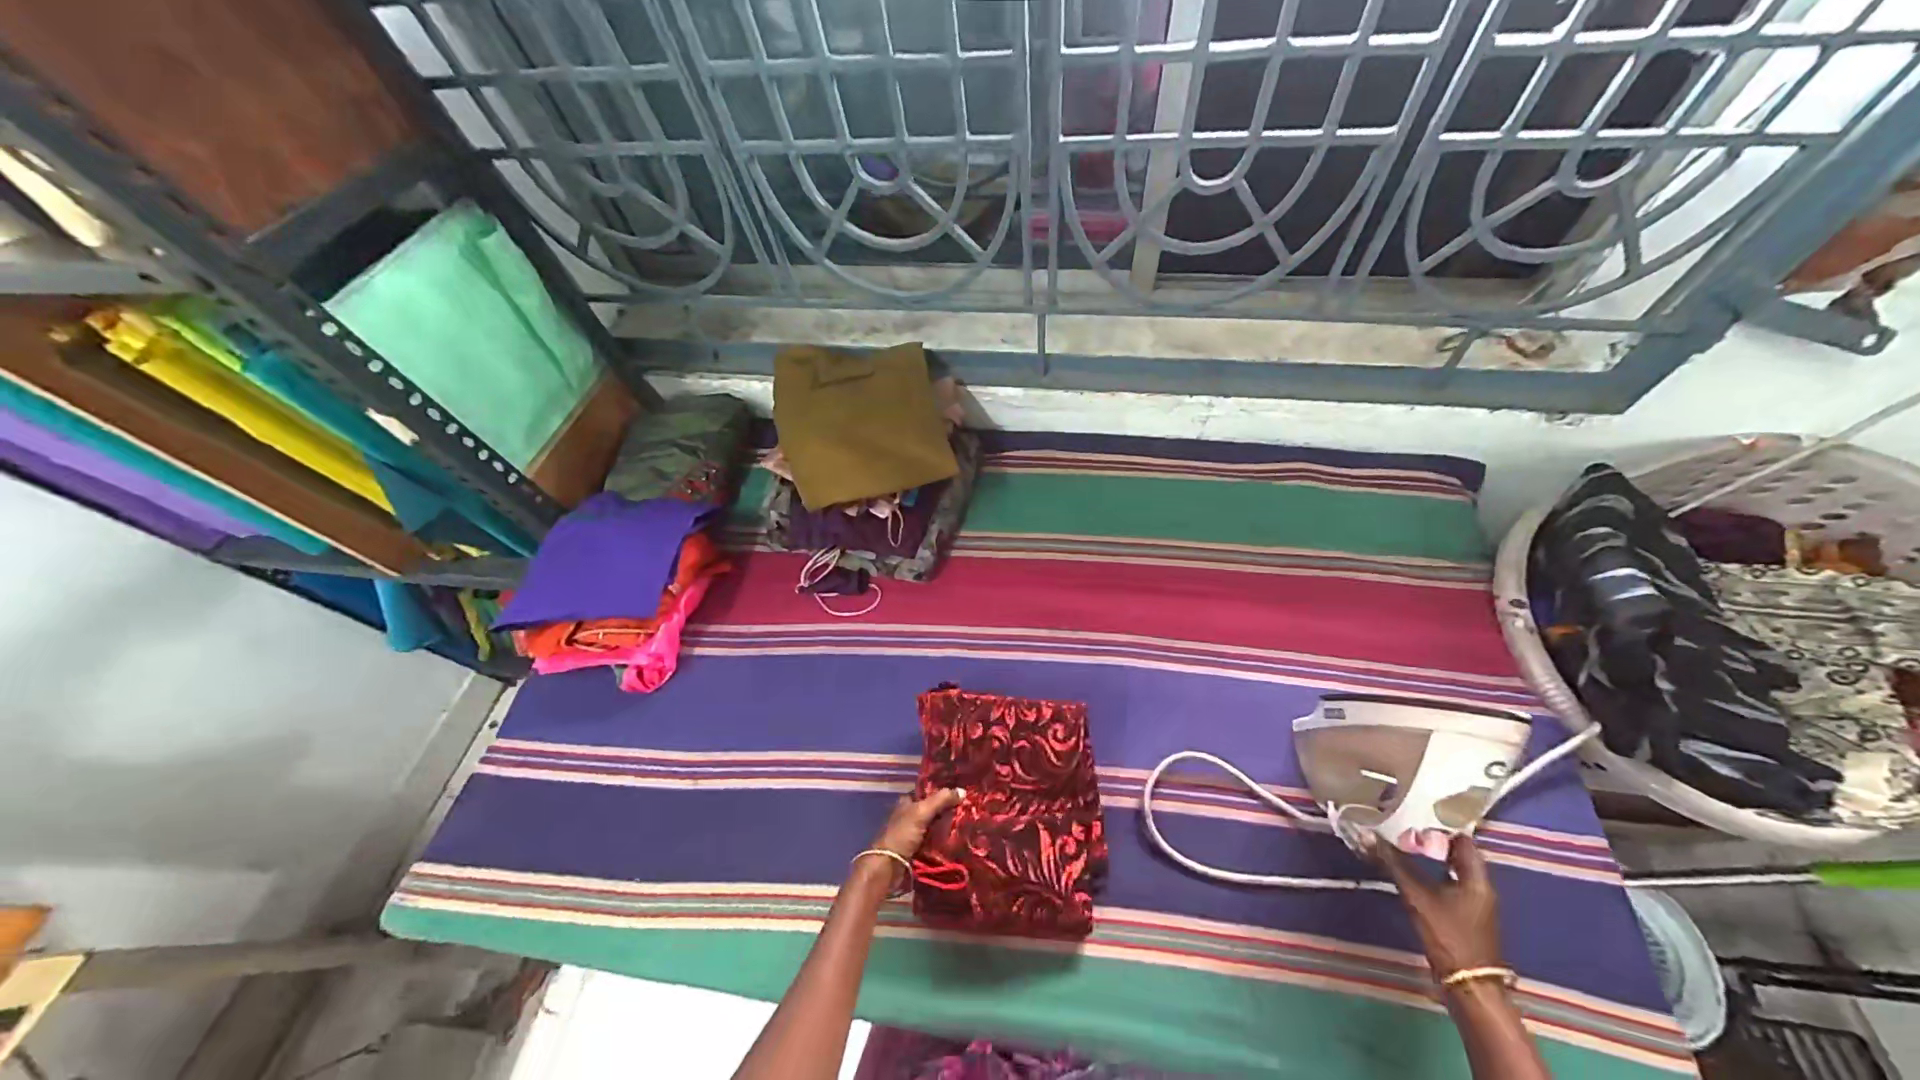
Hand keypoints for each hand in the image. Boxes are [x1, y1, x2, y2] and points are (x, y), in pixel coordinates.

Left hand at [867, 788, 965, 881]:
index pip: (928, 792)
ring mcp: (913, 833)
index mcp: (907, 802)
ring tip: (968, 824)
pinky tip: (958, 840)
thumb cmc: (902, 834)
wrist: (888, 867)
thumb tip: (962, 790)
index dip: (943, 791)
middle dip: (948, 810)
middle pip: (933, 809)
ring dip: (948, 827)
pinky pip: (934, 841)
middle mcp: (910, 815)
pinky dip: (944, 841)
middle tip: (968, 810)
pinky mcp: (917, 848)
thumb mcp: (921, 812)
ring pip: (935, 826)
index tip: (961, 793)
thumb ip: (940, 800)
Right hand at [1371, 833, 1504, 980]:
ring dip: (1431, 855)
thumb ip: (1393, 864)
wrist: (1467, 983)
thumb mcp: (1417, 895)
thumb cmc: (1448, 934)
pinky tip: (1412, 870)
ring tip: (1403, 842)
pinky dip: (1432, 871)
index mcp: (1477, 877)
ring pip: (1452, 867)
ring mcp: (1474, 900)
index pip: (1462, 839)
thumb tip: (1366, 835)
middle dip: (1432, 838)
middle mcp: (1481, 885)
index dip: (1441, 824)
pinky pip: (1449, 881)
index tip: (1414, 812)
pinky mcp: (1465, 912)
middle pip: (1458, 852)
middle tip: (1403, 825)